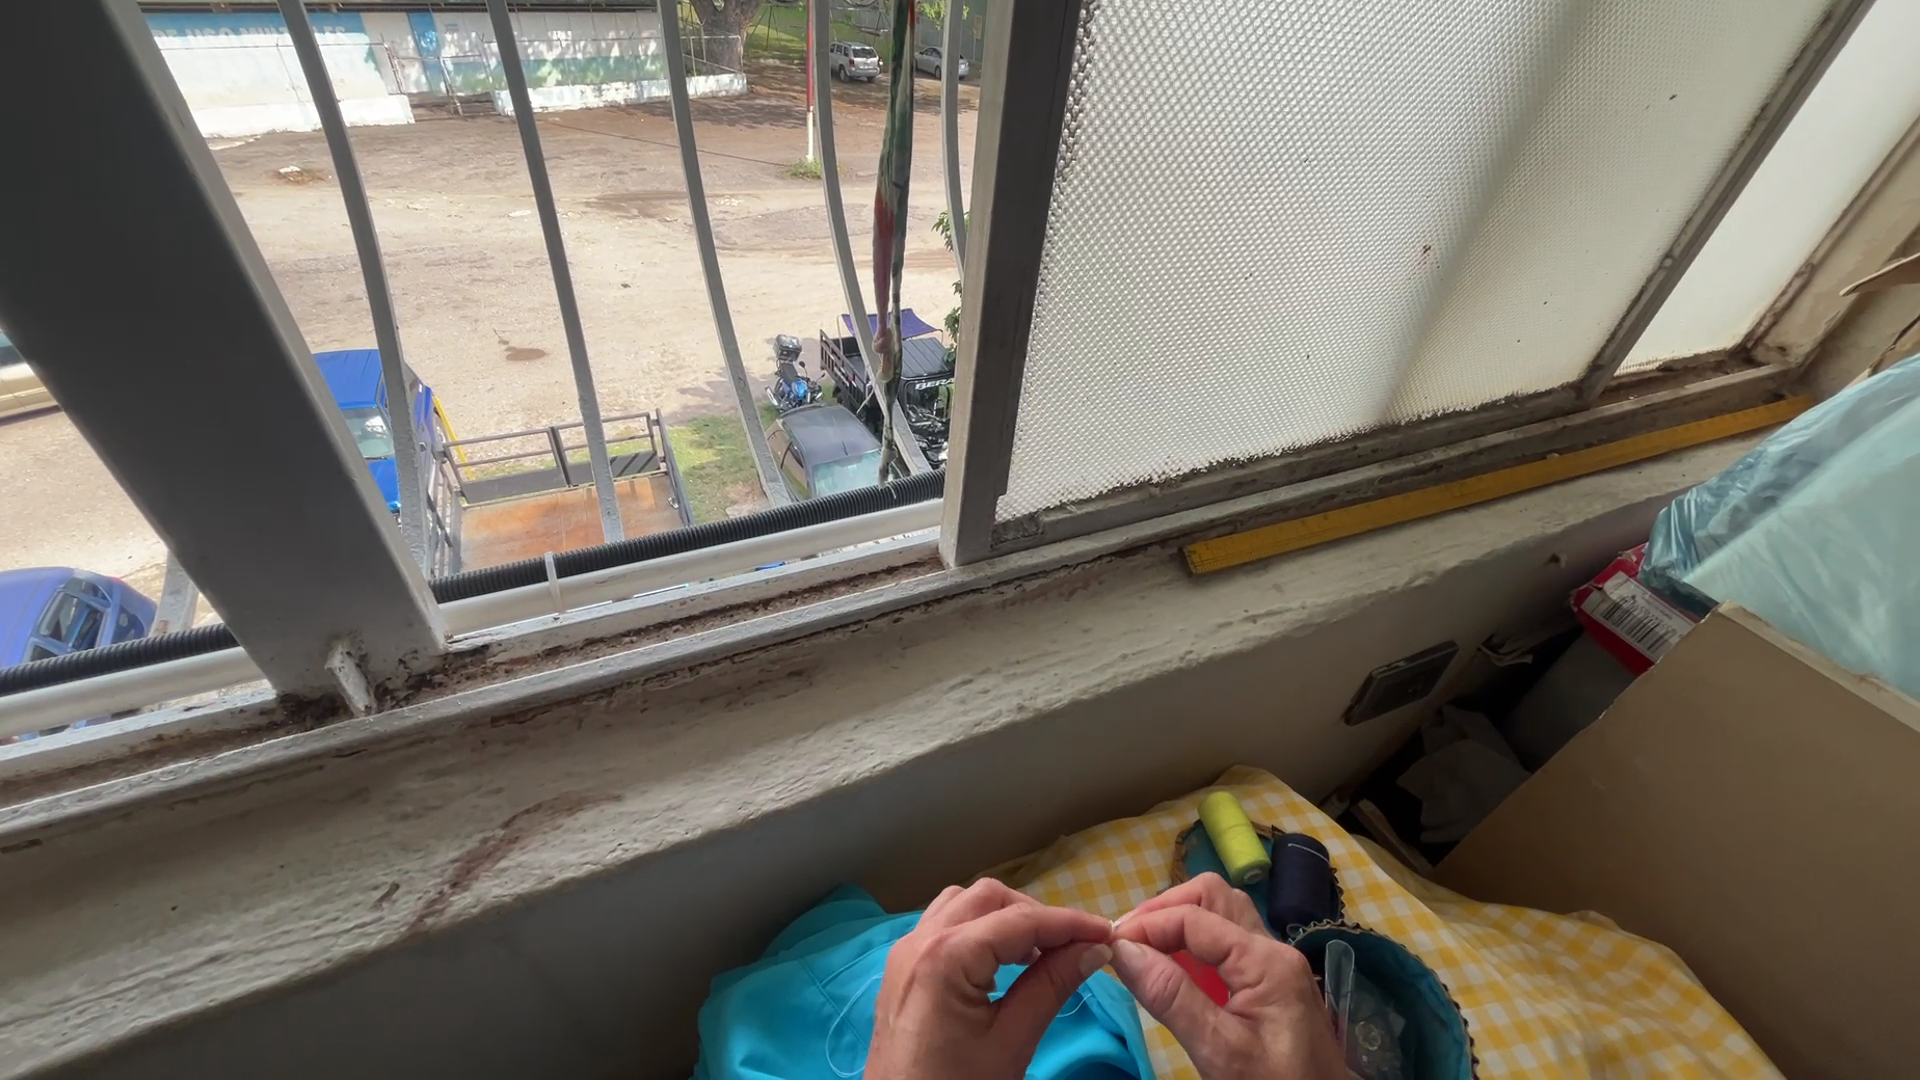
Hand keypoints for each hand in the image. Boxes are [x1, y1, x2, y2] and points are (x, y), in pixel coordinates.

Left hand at [866, 879, 1115, 1079]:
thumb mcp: (1011, 1043)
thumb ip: (1051, 986)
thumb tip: (1094, 949)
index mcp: (945, 955)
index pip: (1019, 920)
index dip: (1068, 923)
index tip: (1106, 933)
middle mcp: (920, 938)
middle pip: (989, 897)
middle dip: (1034, 914)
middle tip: (1072, 946)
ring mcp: (905, 950)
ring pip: (963, 902)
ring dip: (1003, 916)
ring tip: (1037, 952)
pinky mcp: (902, 966)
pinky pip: (943, 923)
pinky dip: (976, 928)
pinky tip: (999, 960)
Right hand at [1109, 873, 1345, 1079]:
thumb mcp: (1221, 1053)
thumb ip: (1171, 997)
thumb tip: (1121, 949)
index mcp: (1266, 961)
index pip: (1193, 916)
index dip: (1147, 924)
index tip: (1110, 945)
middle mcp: (1274, 949)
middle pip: (1211, 897)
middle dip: (1165, 909)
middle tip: (1129, 939)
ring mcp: (1275, 965)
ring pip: (1220, 913)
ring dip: (1179, 920)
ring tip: (1146, 948)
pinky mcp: (1271, 985)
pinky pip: (1227, 941)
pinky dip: (1193, 942)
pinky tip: (1173, 968)